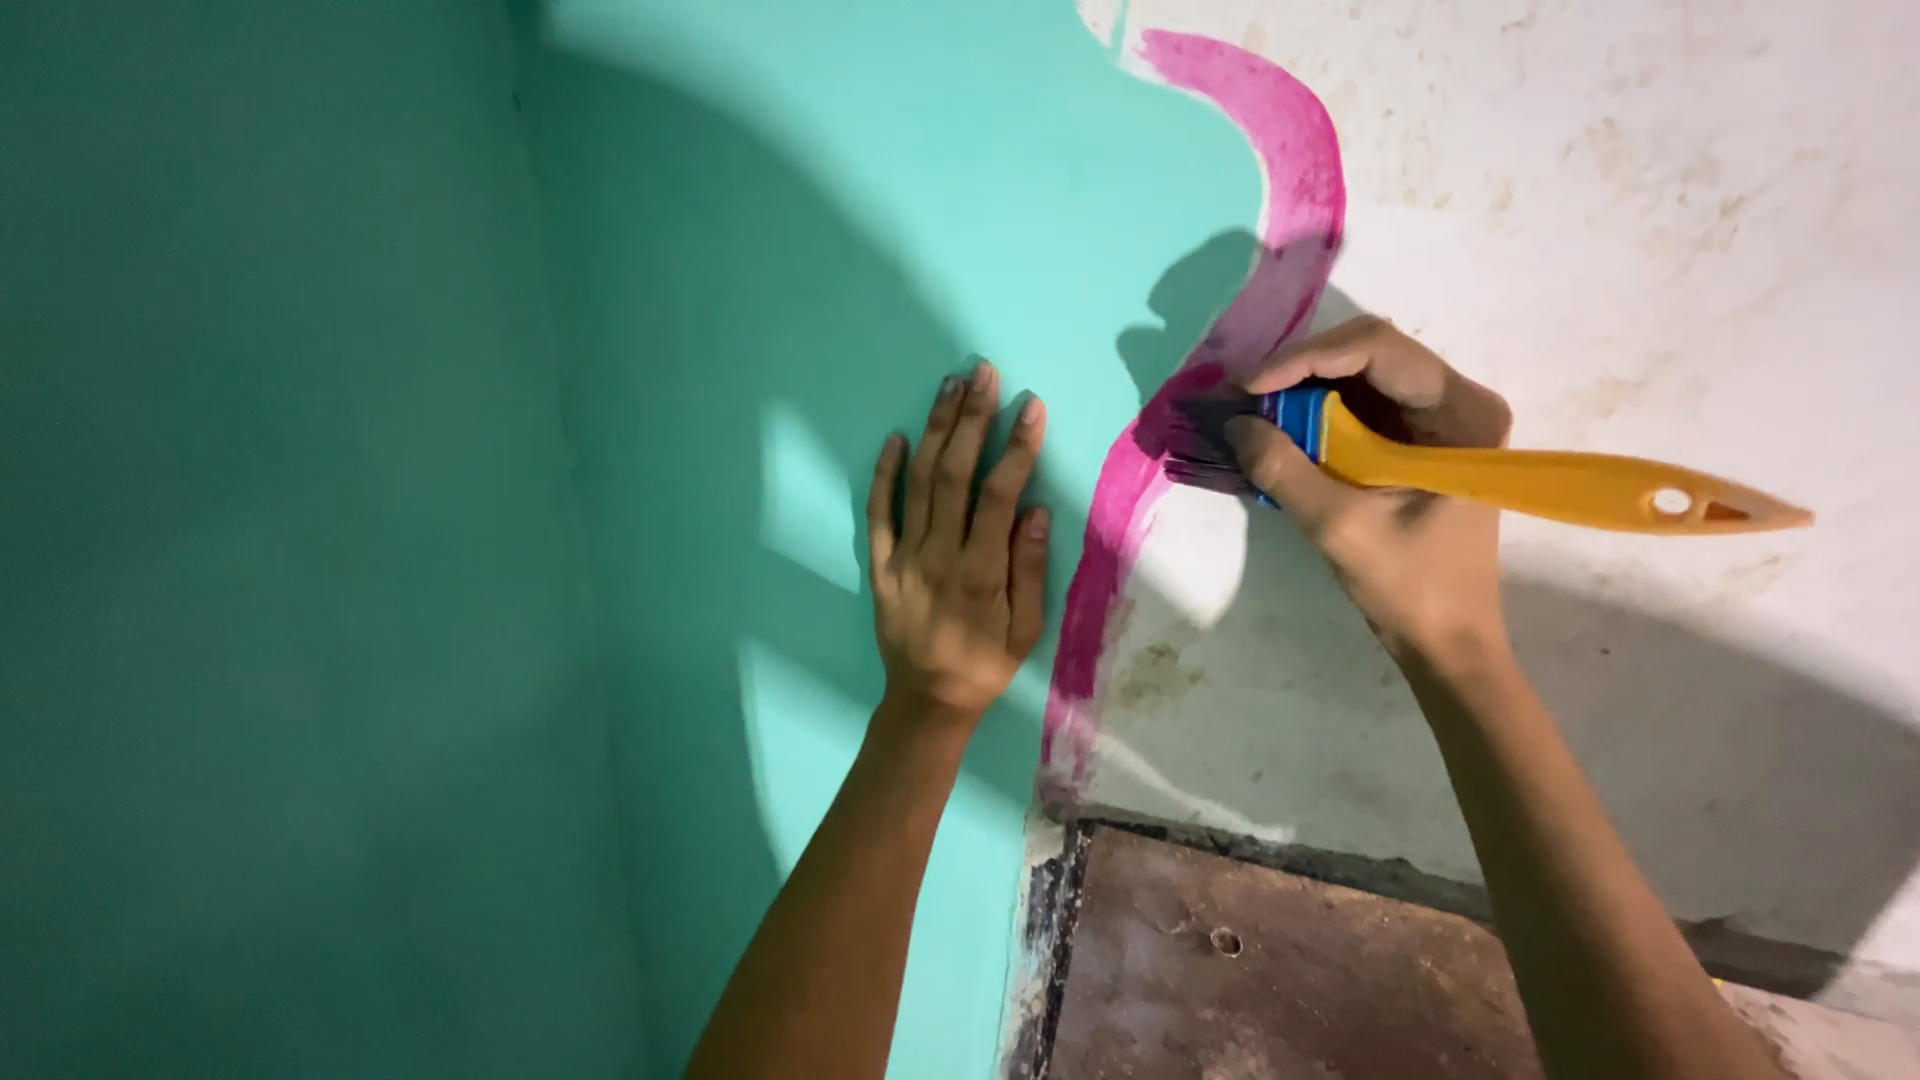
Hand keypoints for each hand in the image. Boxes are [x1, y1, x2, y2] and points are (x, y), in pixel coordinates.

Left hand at [866, 362, 1049, 734]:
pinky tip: (895, 437)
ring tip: (950, 387)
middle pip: (954, 474)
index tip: (1030, 406)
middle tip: (984, 373)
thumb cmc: (985, 664)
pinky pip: (879, 513)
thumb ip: (1029, 568)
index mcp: (981, 570)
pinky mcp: (881, 565)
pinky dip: (884, 474)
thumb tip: (1037, 509)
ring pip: (918, 482)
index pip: (1000, 494)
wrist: (927, 699)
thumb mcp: (1025, 628)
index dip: (1016, 447)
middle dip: (972, 420)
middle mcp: (940, 554)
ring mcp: (905, 557)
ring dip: (935, 431)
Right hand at [1225, 316, 1512, 659]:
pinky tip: (1271, 427)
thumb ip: (1284, 470)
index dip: (1306, 359)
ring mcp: (1432, 420)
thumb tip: (1233, 424)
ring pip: (1353, 377)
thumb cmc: (1411, 586)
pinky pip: (1352, 408)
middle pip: (1365, 353)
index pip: (1378, 351)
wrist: (1445, 638)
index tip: (1248, 387)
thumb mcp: (1339, 527)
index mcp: (1461, 412)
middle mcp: (1453, 401)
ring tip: (1244, 408)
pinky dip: (1307, 413)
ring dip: (1296, 389)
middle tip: (1239, 396)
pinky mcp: (1410, 441)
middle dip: (1296, 370)